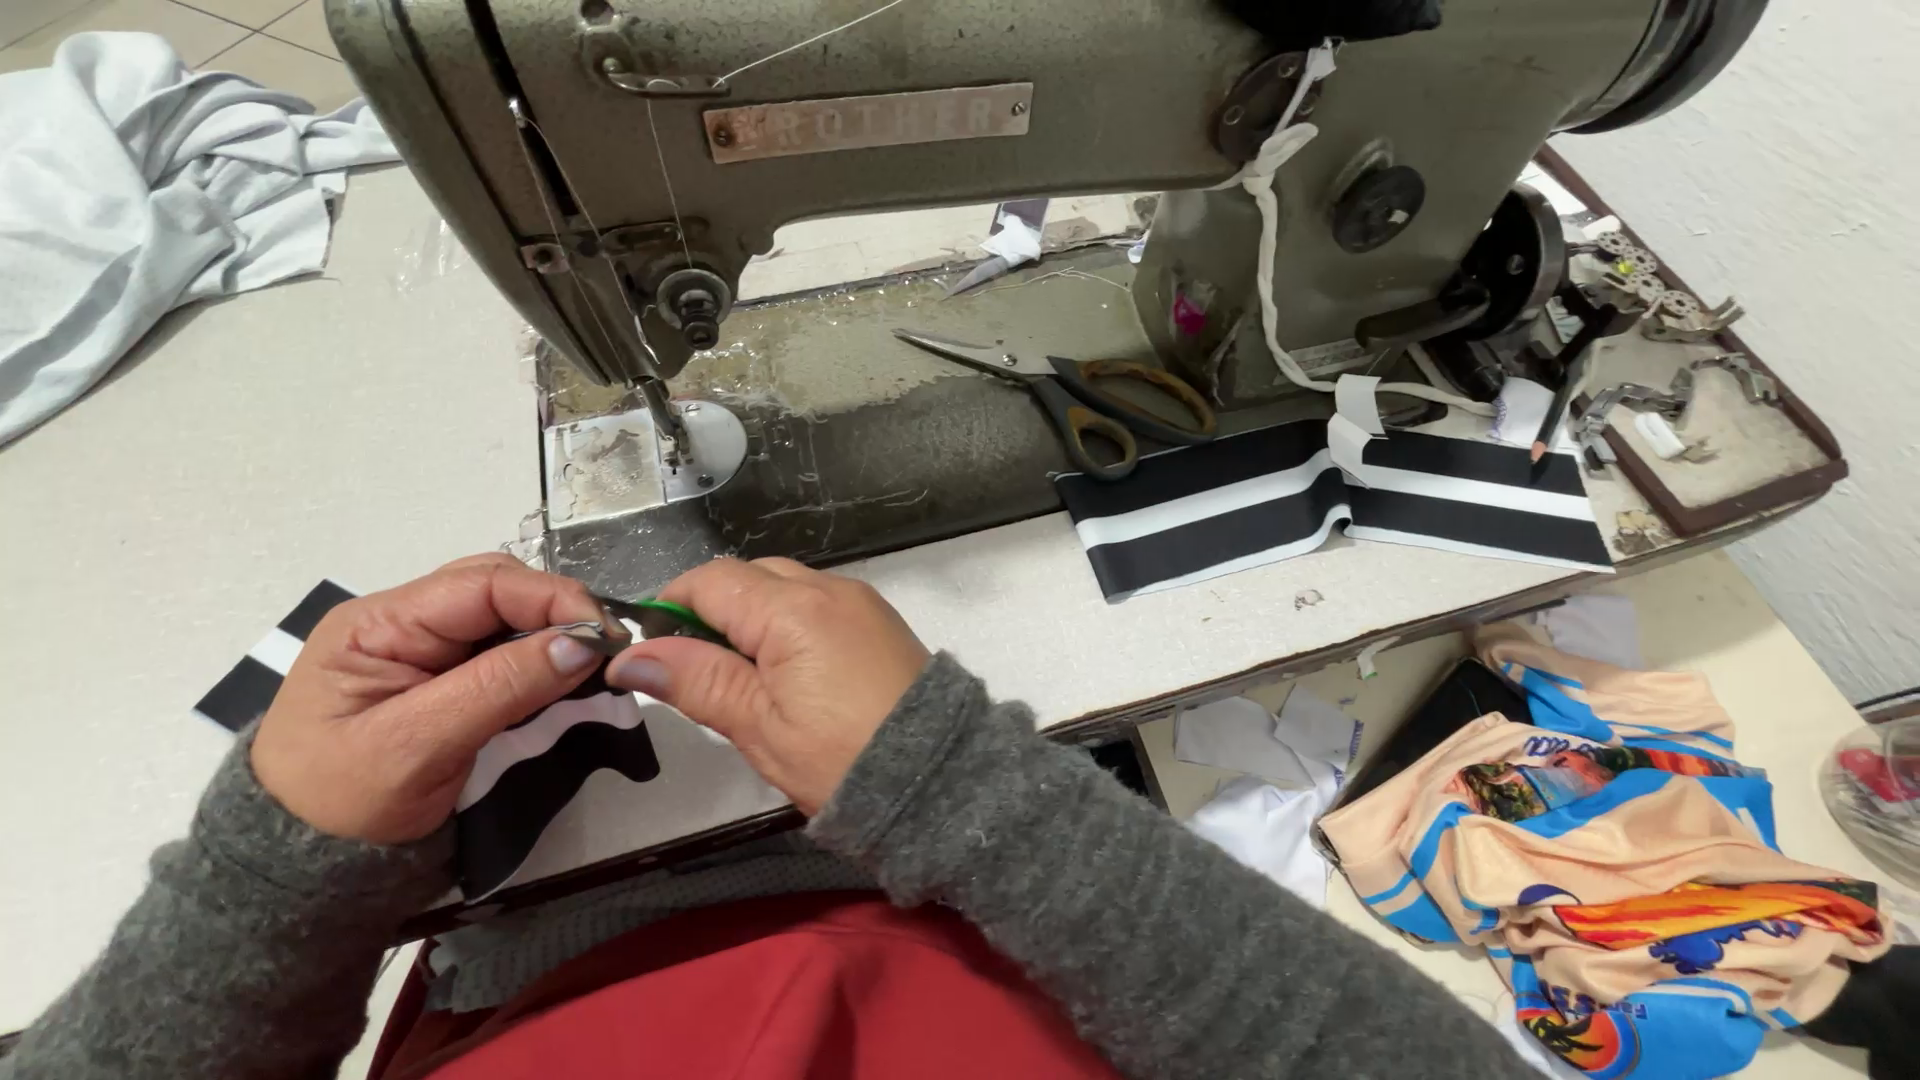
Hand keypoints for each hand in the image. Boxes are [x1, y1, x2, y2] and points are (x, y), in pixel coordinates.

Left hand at [251, 554, 616, 844]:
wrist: (305, 864)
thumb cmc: (345, 805)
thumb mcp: (419, 745)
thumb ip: (501, 686)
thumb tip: (583, 643)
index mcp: (379, 624)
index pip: (484, 583)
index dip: (554, 598)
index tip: (606, 635)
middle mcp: (404, 620)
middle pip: (500, 586)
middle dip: (557, 610)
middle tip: (603, 648)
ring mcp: (425, 645)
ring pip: (509, 612)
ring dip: (554, 632)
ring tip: (591, 662)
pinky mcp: (447, 672)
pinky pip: (507, 646)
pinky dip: (544, 656)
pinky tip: (565, 675)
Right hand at [605, 558, 930, 814]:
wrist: (940, 777)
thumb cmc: (841, 758)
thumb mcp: (758, 726)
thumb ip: (697, 681)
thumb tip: (631, 656)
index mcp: (793, 609)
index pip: (712, 580)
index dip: (671, 605)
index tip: (650, 647)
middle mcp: (830, 588)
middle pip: (750, 576)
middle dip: (713, 610)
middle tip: (698, 670)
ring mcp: (861, 601)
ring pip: (787, 586)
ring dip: (754, 616)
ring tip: (744, 677)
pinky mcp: (880, 621)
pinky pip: (820, 603)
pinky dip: (792, 623)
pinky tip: (790, 670)